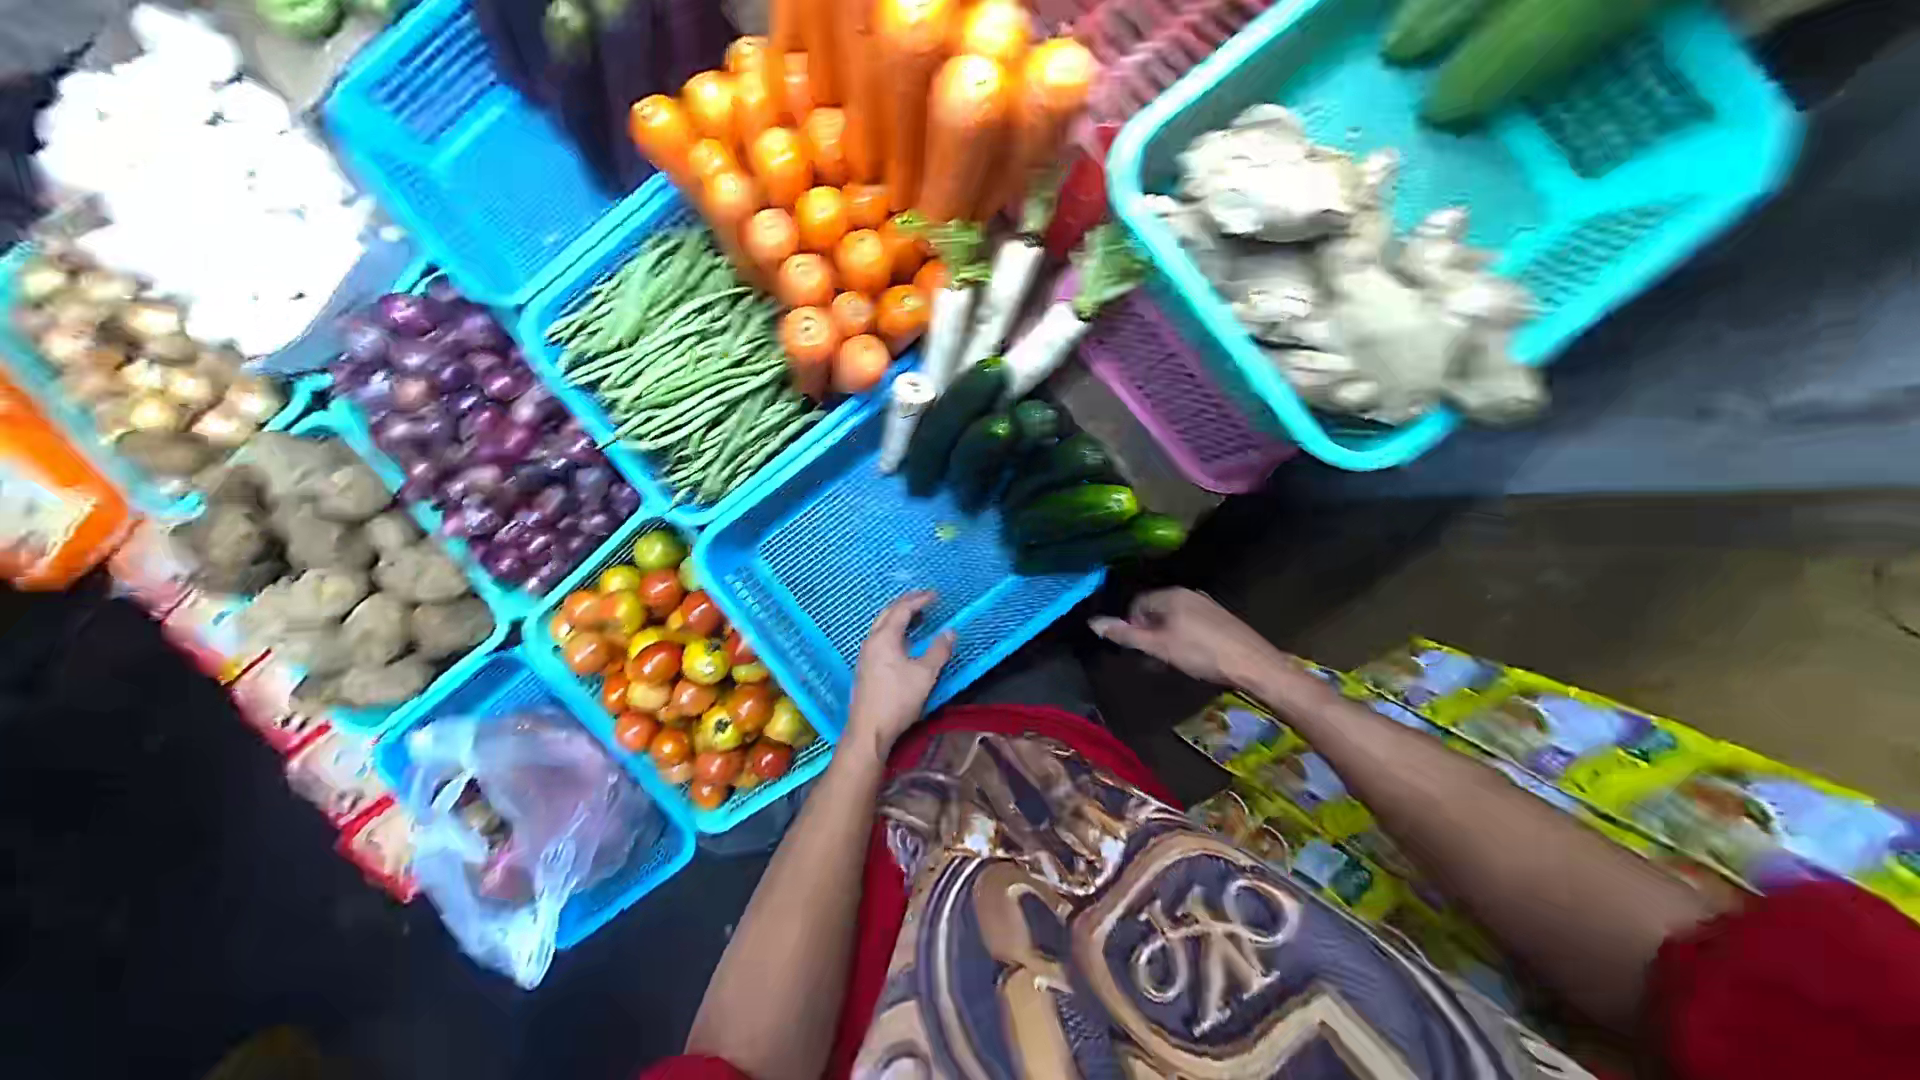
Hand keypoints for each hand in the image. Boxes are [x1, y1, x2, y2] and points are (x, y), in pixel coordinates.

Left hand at [844, 591, 956, 765]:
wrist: (869, 730)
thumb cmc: (898, 700)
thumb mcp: (925, 674)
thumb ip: (939, 650)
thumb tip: (950, 631)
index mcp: (884, 638)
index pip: (902, 609)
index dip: (919, 600)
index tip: (935, 596)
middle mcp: (871, 641)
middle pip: (888, 613)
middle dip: (907, 604)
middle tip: (925, 599)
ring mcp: (865, 655)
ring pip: (882, 626)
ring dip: (899, 617)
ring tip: (917, 617)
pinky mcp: (865, 668)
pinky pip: (880, 638)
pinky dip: (894, 630)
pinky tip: (904, 641)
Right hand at [1089, 587, 1285, 687]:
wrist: (1253, 664)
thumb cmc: (1200, 654)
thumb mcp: (1158, 647)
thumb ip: (1126, 635)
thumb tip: (1094, 622)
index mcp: (1169, 595)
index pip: (1136, 605)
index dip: (1133, 628)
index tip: (1142, 649)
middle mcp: (1187, 593)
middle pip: (1154, 610)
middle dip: (1150, 633)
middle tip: (1157, 657)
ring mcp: (1206, 603)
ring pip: (1173, 617)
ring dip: (1167, 637)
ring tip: (1175, 660)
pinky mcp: (1220, 616)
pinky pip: (1191, 621)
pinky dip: (1185, 636)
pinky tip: (1195, 655)